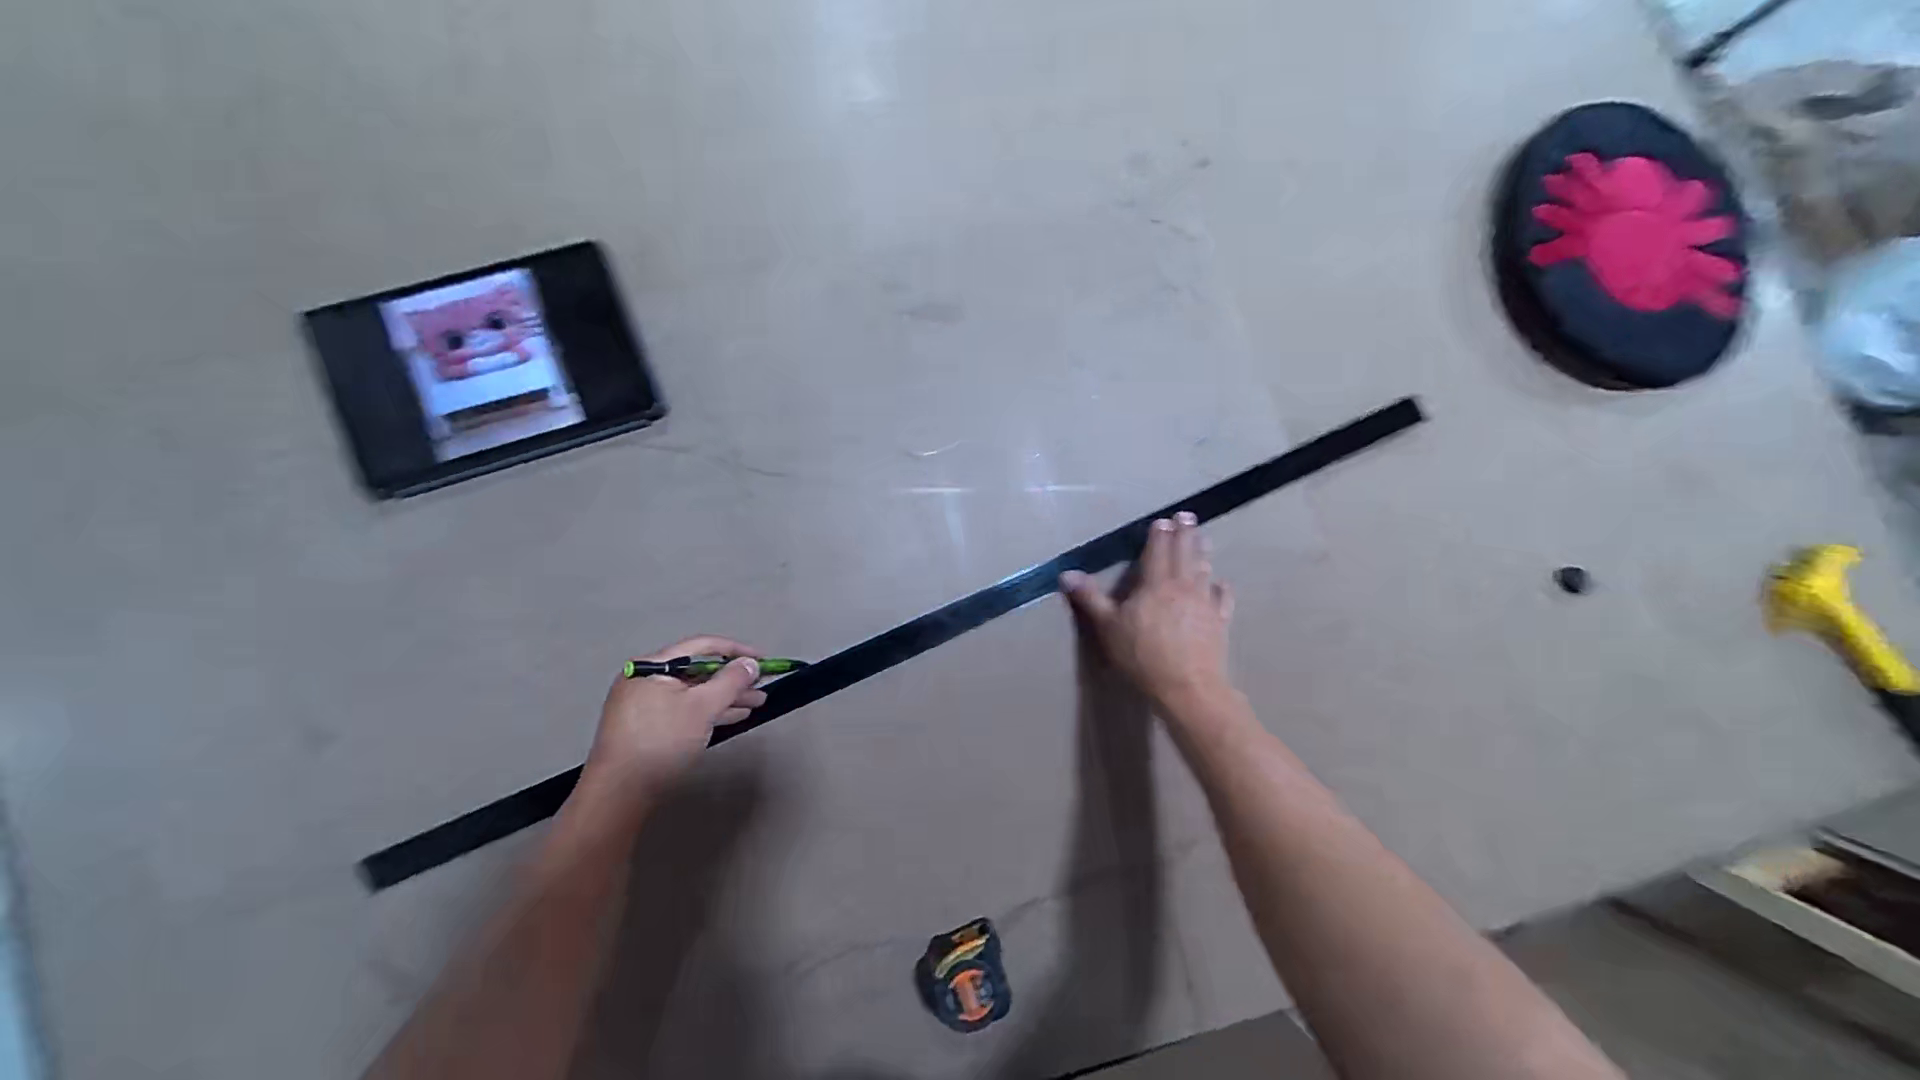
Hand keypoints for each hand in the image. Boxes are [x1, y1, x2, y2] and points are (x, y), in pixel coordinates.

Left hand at [579, 636, 766, 803]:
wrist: (620, 793)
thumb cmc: (662, 741)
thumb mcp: (702, 707)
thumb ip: (731, 681)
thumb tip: (750, 663)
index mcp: (653, 667)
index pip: (701, 646)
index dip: (737, 651)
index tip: (763, 661)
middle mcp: (646, 680)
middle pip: (698, 670)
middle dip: (734, 678)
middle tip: (762, 686)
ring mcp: (645, 705)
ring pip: (694, 693)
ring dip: (727, 696)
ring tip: (756, 703)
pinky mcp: (648, 728)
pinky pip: (685, 709)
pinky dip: (709, 711)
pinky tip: (733, 715)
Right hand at [1060, 512, 1234, 712]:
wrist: (1187, 686)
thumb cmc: (1142, 655)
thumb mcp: (1108, 626)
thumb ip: (1089, 598)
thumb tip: (1067, 573)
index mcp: (1155, 583)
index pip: (1158, 551)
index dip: (1160, 535)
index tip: (1164, 520)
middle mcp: (1183, 586)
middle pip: (1185, 553)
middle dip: (1185, 533)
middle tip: (1188, 517)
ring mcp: (1205, 603)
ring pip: (1204, 571)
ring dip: (1202, 552)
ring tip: (1204, 539)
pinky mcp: (1219, 622)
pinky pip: (1222, 599)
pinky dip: (1221, 588)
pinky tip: (1221, 584)